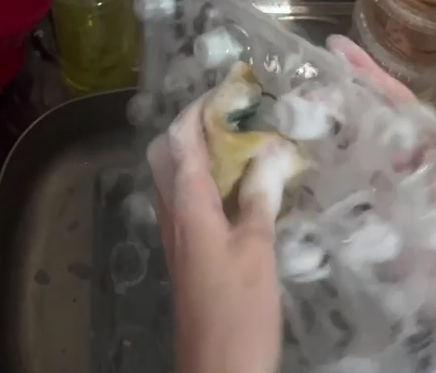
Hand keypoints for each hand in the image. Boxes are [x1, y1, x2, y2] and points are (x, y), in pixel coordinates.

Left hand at [148, 92, 284, 372]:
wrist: (217, 371)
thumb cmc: (238, 308)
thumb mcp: (257, 248)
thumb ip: (260, 195)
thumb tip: (269, 147)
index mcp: (187, 202)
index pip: (181, 138)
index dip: (199, 108)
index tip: (228, 90)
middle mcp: (172, 211)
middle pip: (166, 152)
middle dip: (191, 126)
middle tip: (230, 117)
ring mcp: (175, 233)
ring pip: (173, 176)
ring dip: (198, 153)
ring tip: (238, 143)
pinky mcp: (185, 252)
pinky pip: (185, 199)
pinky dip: (204, 180)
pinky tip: (236, 188)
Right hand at [327, 35, 435, 372]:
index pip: (398, 104)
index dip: (367, 75)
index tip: (334, 48)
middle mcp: (418, 171)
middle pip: (371, 127)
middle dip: (338, 103)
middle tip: (298, 85)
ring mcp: (402, 205)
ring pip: (359, 162)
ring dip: (329, 141)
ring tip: (292, 119)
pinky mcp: (391, 241)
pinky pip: (356, 210)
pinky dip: (332, 193)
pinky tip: (304, 180)